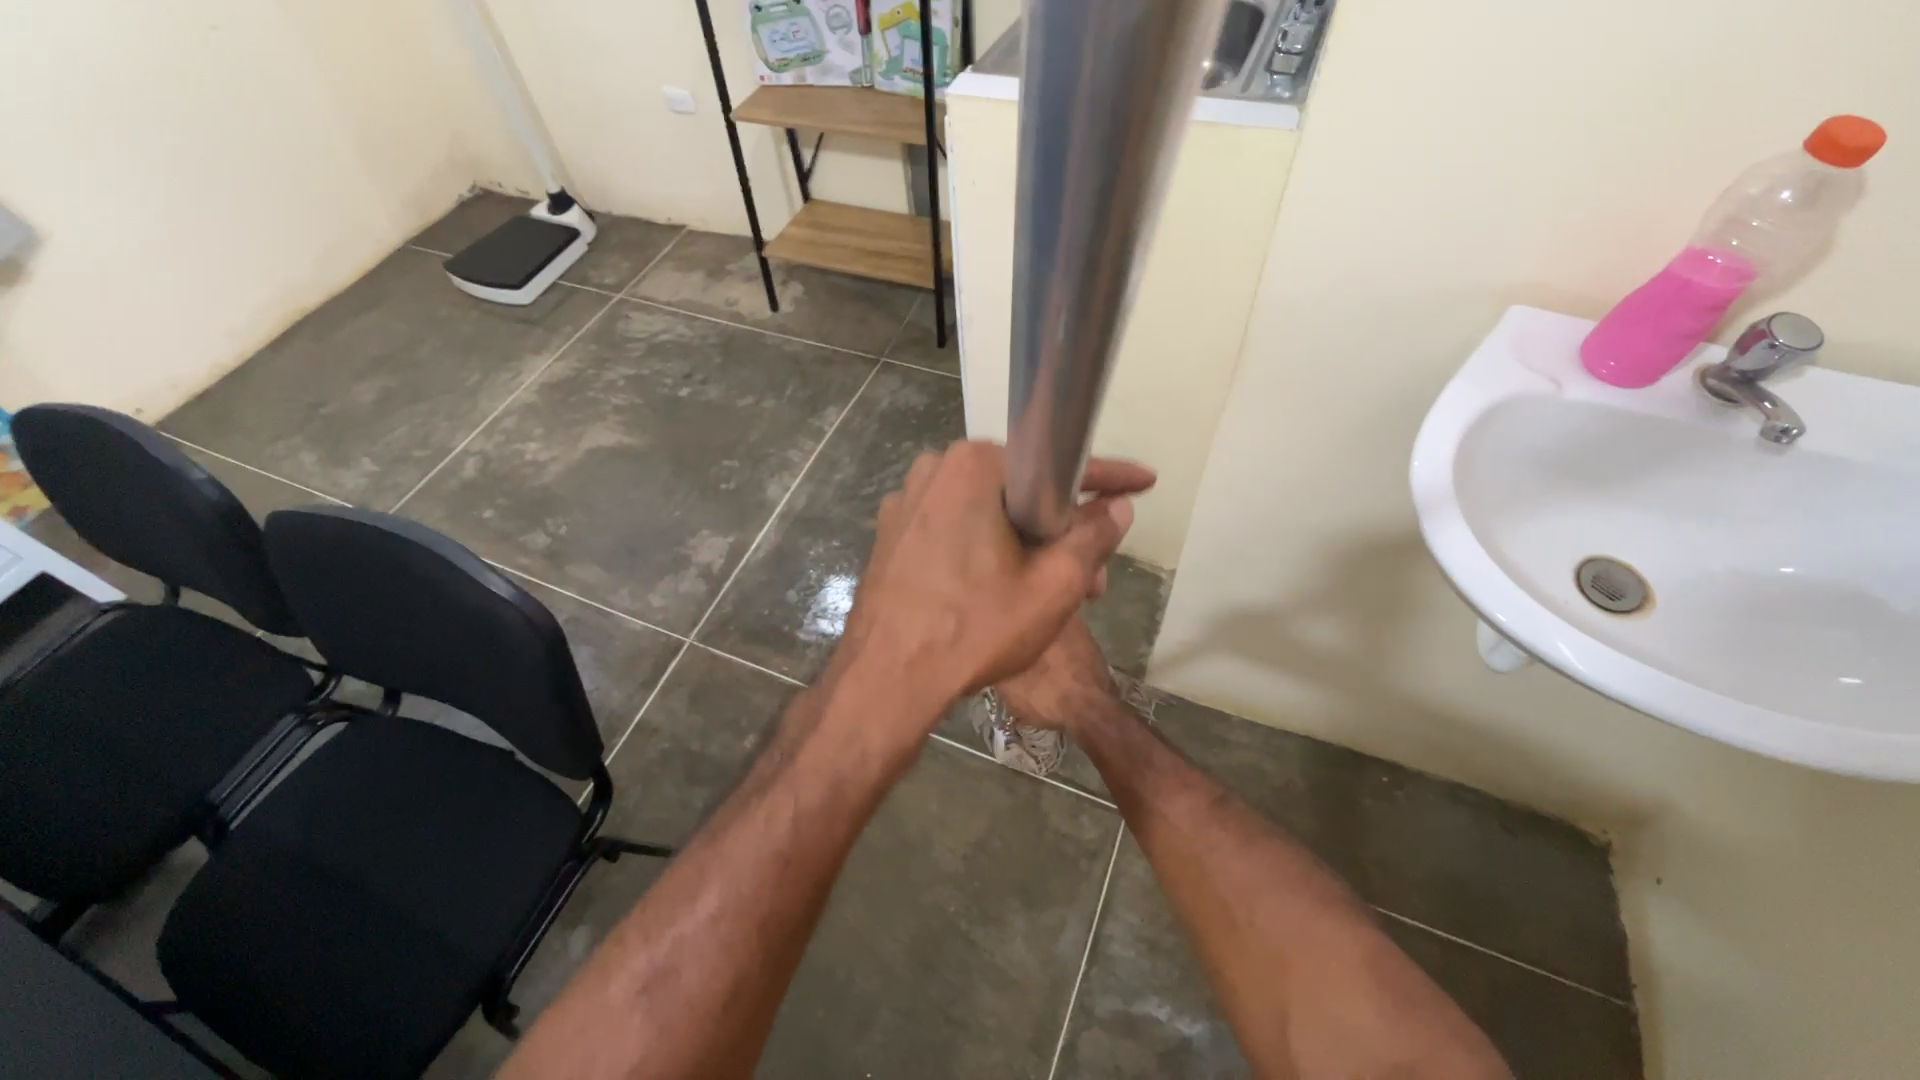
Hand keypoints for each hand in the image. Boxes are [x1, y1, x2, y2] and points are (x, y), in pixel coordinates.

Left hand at [835, 441, 1154, 718]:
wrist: (887, 681)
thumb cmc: (974, 630)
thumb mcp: (1053, 587)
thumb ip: (1093, 537)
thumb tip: (1118, 508)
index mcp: (971, 466)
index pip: (1055, 465)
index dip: (1109, 478)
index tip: (1145, 482)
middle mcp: (933, 471)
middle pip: (1020, 493)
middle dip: (1064, 532)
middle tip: (1094, 579)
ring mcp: (906, 504)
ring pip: (988, 515)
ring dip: (1027, 547)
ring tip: (1056, 597)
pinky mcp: (891, 537)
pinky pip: (956, 532)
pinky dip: (987, 553)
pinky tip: (1005, 593)